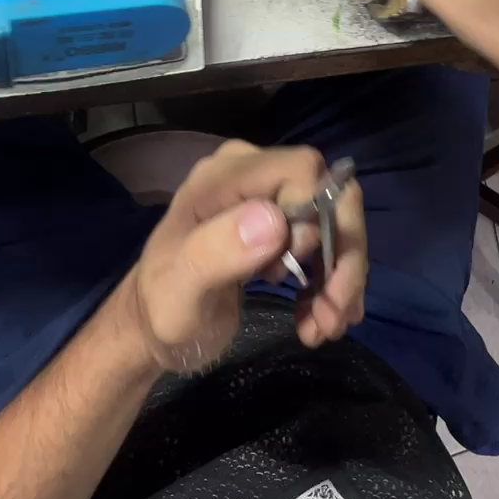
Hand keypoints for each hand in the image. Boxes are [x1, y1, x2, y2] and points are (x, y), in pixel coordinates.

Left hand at [121, 141, 366, 371]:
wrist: (155, 328)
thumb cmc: (162, 310)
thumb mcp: (179, 292)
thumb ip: (217, 252)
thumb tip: (275, 221)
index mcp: (225, 176)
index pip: (301, 170)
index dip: (316, 217)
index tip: (296, 269)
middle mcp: (252, 174)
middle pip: (330, 194)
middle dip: (342, 256)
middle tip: (332, 317)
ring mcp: (268, 196)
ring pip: (336, 221)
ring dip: (342, 277)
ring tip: (324, 327)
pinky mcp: (282, 222)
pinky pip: (328, 240)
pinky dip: (333, 282)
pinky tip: (316, 320)